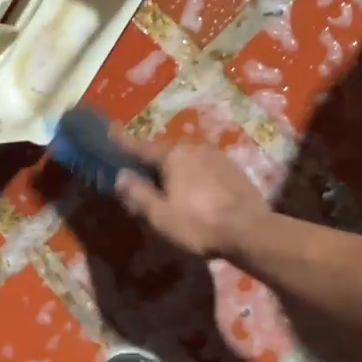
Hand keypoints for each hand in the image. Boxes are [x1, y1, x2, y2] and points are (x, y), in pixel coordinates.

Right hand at [110, 129, 268, 258]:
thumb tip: (120, 175)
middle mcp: (193, 147)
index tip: (110, 130)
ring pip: (186, 157)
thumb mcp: (160, 215)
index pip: (140, 146)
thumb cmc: (199, 224)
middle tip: (142, 173)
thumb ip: (137, 194)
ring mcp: (216, 156)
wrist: (251, 230)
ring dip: (176, 168)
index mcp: (171, 155)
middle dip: (152, 160)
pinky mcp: (233, 168)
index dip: (122, 142)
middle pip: (164, 151)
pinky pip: (204, 166)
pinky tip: (197, 191)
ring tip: (171, 185)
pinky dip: (195, 174)